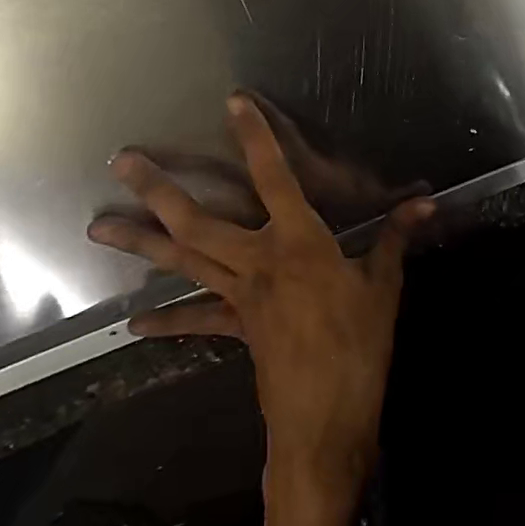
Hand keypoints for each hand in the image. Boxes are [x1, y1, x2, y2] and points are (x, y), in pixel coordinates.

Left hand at [88, 94, 433, 525]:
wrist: (325, 422)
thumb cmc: (359, 347)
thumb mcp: (384, 288)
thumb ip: (394, 239)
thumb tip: (426, 201)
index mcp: (297, 244)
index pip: (274, 178)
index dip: (256, 138)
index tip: (235, 103)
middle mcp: (257, 262)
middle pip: (198, 221)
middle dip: (159, 189)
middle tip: (121, 160)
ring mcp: (238, 297)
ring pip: (183, 261)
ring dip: (141, 242)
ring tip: (98, 225)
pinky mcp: (234, 329)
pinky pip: (196, 319)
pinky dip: (168, 318)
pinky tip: (133, 322)